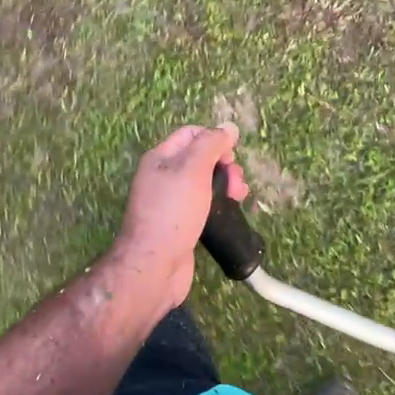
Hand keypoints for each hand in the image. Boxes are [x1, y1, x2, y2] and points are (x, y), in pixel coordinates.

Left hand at [111, 125, 248, 316]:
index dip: (215, 139)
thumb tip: (229, 127)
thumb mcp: (193, 168)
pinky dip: (220, 204)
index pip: (191, 134)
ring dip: (226, 185)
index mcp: (161, 158)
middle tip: (238, 182)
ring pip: (205, 183)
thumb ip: (211, 144)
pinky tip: (231, 212)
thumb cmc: (173, 211)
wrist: (154, 266)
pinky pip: (205, 205)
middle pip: (201, 158)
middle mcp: (164, 176)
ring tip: (240, 197)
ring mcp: (172, 202)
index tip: (231, 156)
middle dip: (225, 165)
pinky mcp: (181, 225)